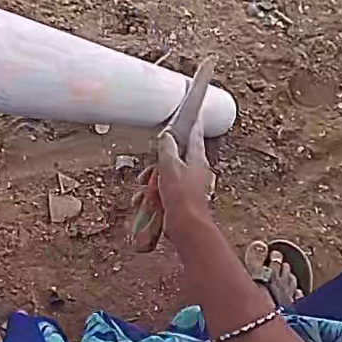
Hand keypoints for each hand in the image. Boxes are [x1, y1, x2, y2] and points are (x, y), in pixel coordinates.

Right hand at [155, 114, 213, 236]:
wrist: (185, 227)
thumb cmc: (182, 197)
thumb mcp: (169, 165)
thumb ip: (167, 148)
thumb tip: (166, 136)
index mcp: (196, 158)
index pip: (194, 134)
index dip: (191, 124)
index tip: (190, 115)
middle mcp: (194, 171)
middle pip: (173, 158)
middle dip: (157, 165)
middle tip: (149, 172)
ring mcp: (187, 186)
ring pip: (165, 176)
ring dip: (151, 182)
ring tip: (145, 190)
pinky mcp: (179, 199)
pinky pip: (162, 191)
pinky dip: (153, 195)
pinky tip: (146, 202)